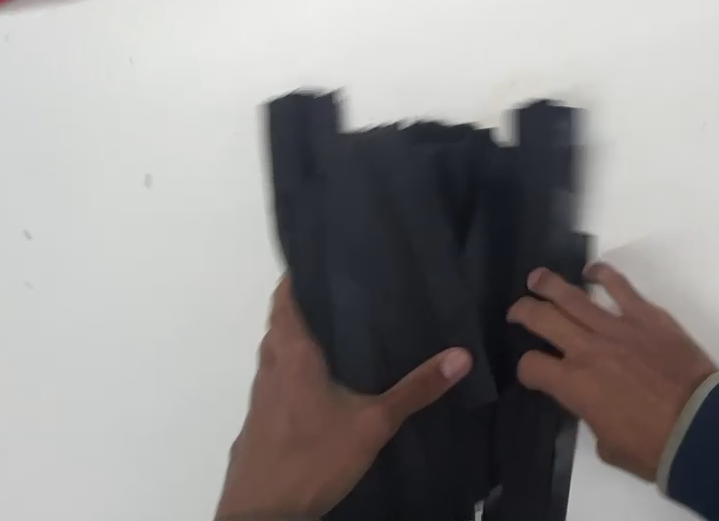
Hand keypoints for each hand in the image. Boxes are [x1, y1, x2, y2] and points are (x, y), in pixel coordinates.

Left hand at [216, 279, 470, 519]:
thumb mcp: (374, 424)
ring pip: (273, 359)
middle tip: (338, 290)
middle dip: (300, 307)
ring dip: (294, 342)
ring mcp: (259, 405)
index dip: (295, 279)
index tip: (317, 258)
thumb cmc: (311, 459)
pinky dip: (290, 375)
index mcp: (293, 360)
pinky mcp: (256, 432)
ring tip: (333, 332)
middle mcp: (270, 374)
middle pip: (277, 328)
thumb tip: (462, 354)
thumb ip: (416, 389)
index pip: (284, 304)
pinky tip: (316, 388)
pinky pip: (272, 388)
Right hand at [509, 264, 718, 481]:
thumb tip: (589, 398)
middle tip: (516, 308)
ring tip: (537, 278)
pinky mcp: (646, 314)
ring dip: (551, 284)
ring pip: (575, 297)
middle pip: (545, 319)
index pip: (533, 366)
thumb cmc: (650, 445)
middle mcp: (589, 349)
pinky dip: (602, 274)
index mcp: (574, 385)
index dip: (526, 367)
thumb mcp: (605, 441)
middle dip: (524, 311)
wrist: (696, 423)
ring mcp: (618, 326)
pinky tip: (591, 271)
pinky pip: (619, 286)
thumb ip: (589, 412)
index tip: (532, 368)